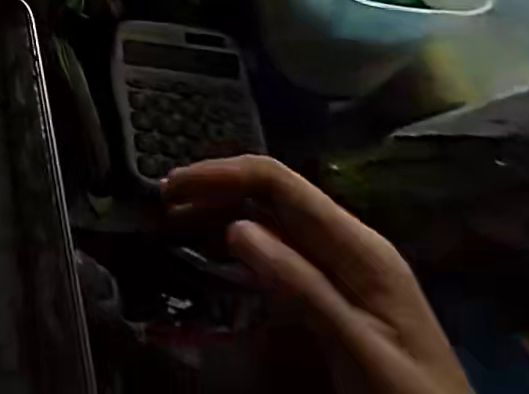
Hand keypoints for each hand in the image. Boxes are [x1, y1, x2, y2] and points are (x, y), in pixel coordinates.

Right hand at [164, 156, 470, 393]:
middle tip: (165, 203)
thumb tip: (235, 227)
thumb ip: (304, 290)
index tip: (176, 188)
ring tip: (177, 221)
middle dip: (214, 188)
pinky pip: (274, 249)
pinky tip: (211, 249)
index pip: (278, 182)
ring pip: (267, 217)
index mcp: (358, 246)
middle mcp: (345, 243)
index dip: (222, 174)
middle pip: (268, 192)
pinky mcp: (329, 290)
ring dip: (219, 210)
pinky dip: (235, 241)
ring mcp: (338, 266)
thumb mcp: (362, 353)